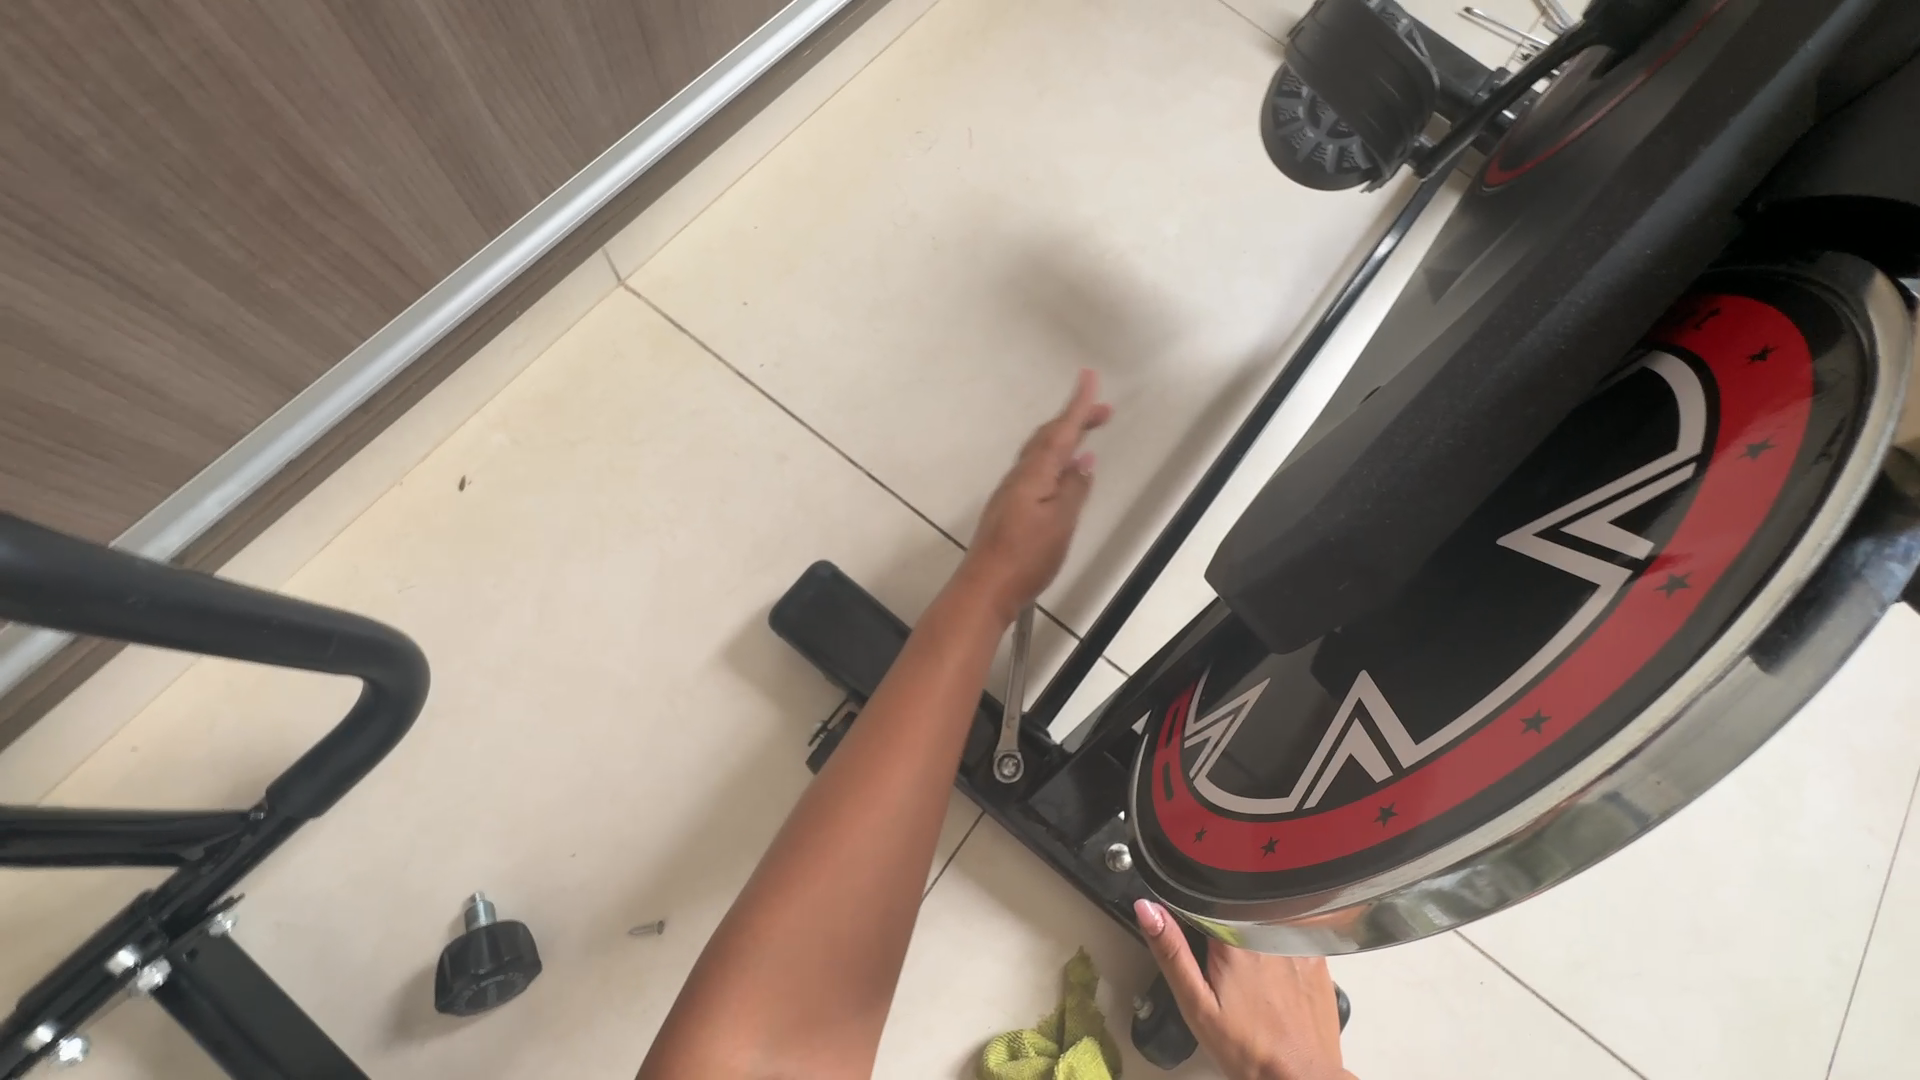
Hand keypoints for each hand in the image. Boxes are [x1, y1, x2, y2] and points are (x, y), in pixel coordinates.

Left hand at [956, 369, 1112, 622]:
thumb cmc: (1025, 558)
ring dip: (1064, 439)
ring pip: (1040, 455)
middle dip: (1074, 421)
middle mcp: (1019, 478)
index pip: (1060, 432)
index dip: (1077, 406)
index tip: (1089, 377)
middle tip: (1102, 411)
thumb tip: (1084, 460)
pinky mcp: (1009, 510)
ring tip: (1086, 434)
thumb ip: (1074, 490)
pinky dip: (1054, 462)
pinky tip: (1063, 474)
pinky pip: (1036, 472)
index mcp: (1033, 475)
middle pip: (1048, 439)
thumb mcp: (1060, 523)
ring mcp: (1011, 494)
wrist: (985, 589)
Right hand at [1134, 900, 1356, 1079]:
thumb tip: (1146, 906)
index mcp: (1233, 936)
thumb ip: (1171, 951)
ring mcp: (1295, 940)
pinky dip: (1276, 942)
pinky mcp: (1316, 955)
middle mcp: (1266, 929)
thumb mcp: (1196, 1004)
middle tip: (1224, 968)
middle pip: (1235, 909)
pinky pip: (1289, 932)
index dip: (1194, 913)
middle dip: (1223, 926)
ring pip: (1261, 918)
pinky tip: (1274, 973)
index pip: (1205, 901)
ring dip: (1250, 933)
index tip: (1193, 938)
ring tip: (1248, 973)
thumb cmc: (1245, 1047)